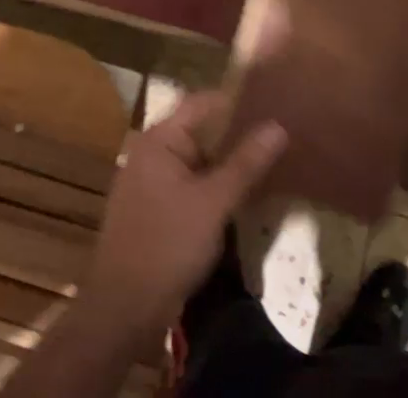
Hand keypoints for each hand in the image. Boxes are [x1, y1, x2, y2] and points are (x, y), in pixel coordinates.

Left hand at [78, 91, 287, 343]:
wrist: (125, 308)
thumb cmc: (167, 245)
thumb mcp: (214, 202)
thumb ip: (245, 163)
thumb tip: (278, 125)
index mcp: (159, 140)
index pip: (202, 103)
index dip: (237, 99)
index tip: (276, 98)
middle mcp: (152, 152)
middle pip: (201, 130)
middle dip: (238, 132)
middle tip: (283, 130)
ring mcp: (152, 182)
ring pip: (199, 160)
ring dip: (230, 161)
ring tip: (272, 158)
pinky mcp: (157, 209)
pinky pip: (193, 183)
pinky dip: (217, 184)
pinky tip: (246, 192)